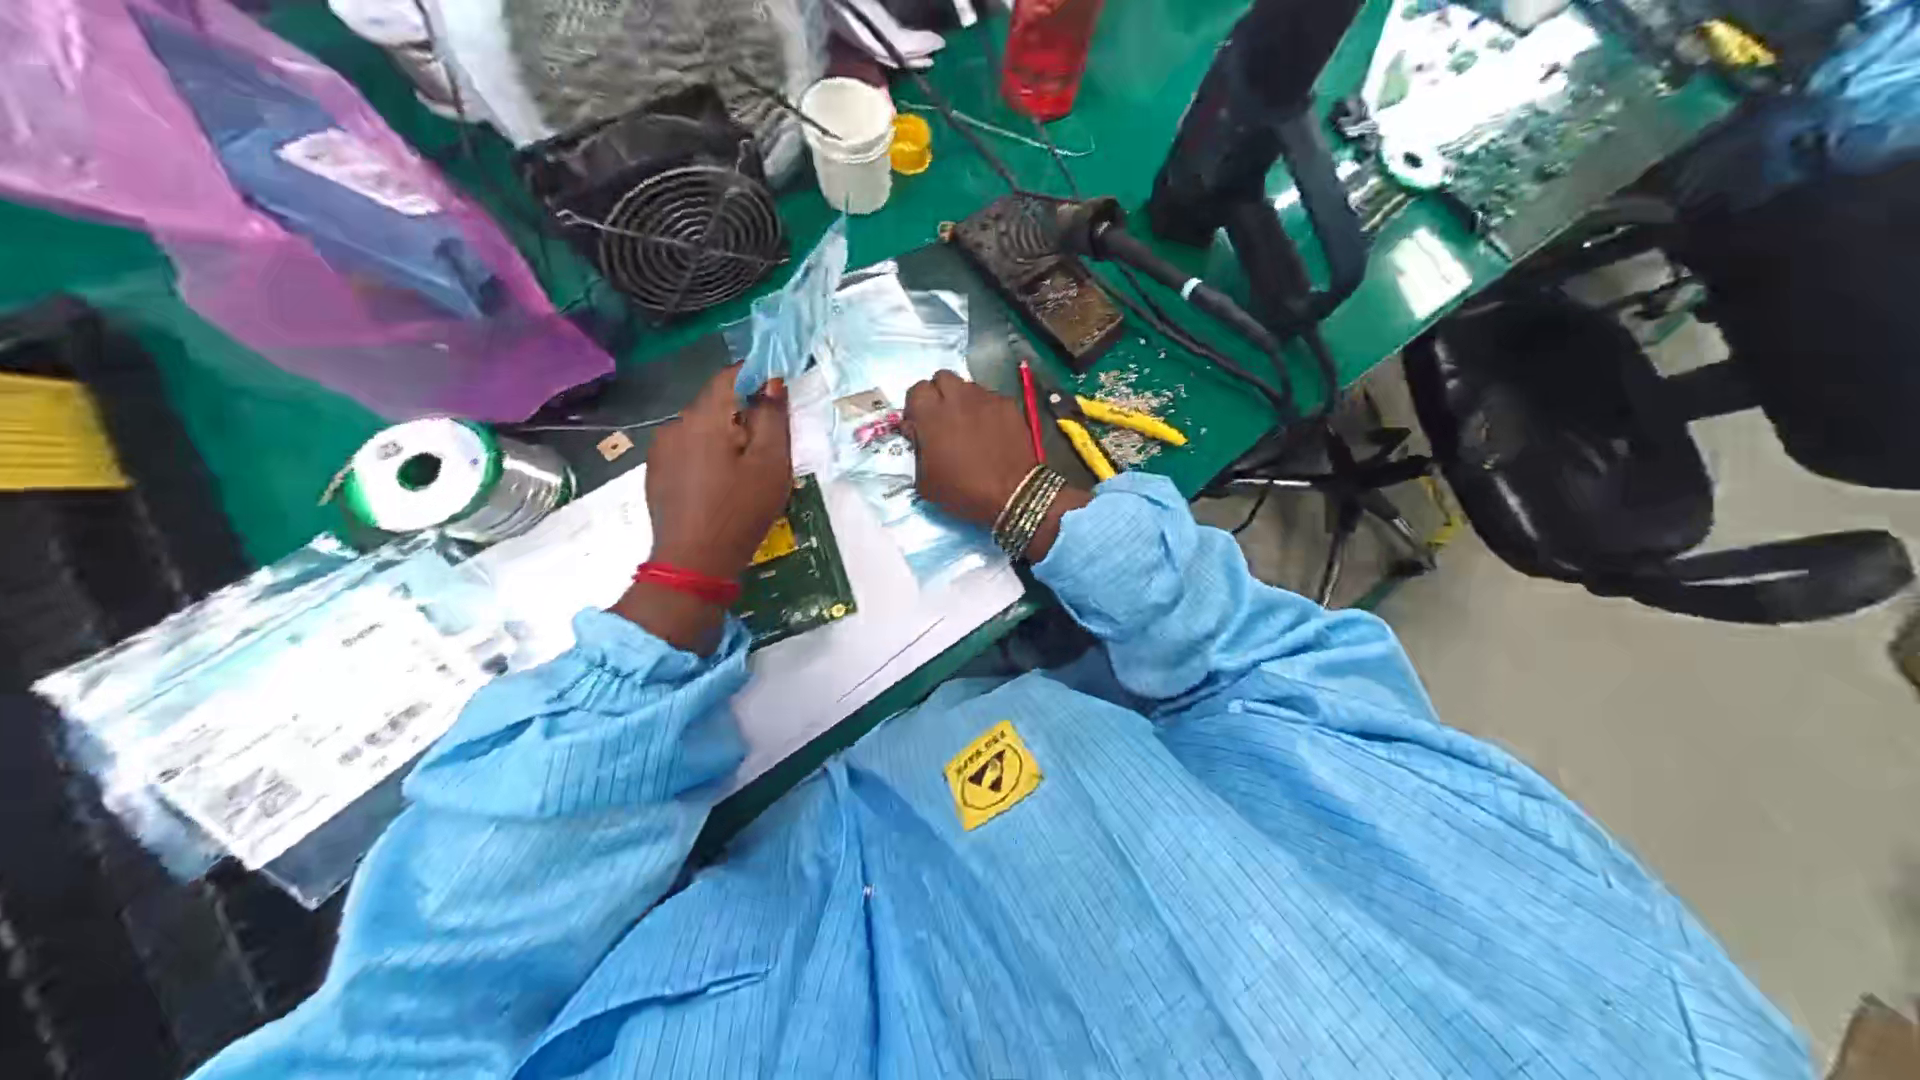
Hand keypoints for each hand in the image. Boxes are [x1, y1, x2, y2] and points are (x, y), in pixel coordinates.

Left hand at [614, 365, 790, 652]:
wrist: (694, 562)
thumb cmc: (740, 510)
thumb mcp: (771, 464)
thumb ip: (772, 417)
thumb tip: (770, 381)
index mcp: (705, 417)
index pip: (730, 376)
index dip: (756, 378)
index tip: (777, 399)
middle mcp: (676, 424)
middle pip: (715, 404)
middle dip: (742, 415)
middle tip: (767, 448)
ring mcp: (661, 449)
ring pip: (701, 428)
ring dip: (724, 437)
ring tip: (743, 472)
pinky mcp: (656, 473)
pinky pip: (687, 450)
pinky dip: (707, 456)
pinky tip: (719, 486)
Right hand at [902, 371, 1038, 526]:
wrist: (1012, 495)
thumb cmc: (962, 491)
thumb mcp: (925, 480)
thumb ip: (916, 448)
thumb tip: (916, 430)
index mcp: (931, 415)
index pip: (916, 390)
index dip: (916, 406)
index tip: (920, 424)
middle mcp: (957, 398)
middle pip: (942, 378)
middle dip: (939, 393)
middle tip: (943, 418)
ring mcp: (985, 398)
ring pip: (968, 386)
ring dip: (963, 400)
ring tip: (969, 424)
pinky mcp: (1007, 404)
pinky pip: (990, 398)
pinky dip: (986, 409)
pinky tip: (991, 430)